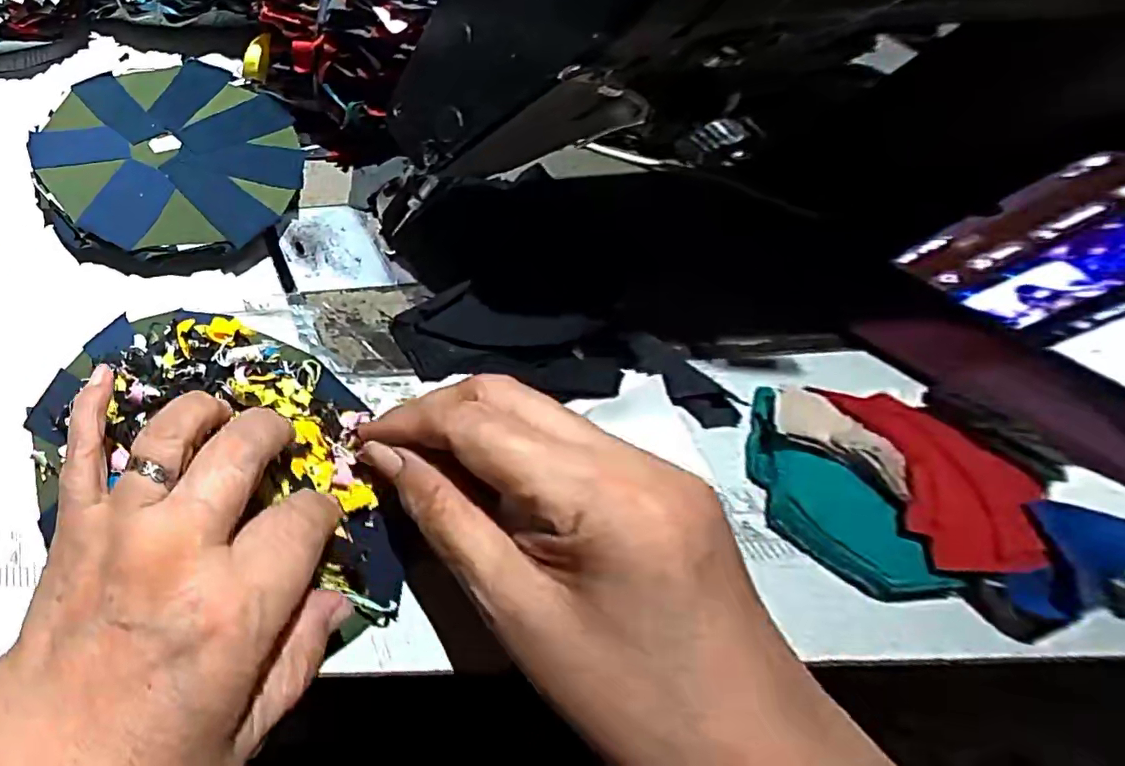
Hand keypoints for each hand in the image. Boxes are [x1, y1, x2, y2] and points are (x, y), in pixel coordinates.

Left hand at [0, 366, 349, 765]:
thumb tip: (334, 599)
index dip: (320, 508)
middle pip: (241, 451)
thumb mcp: (245, 728)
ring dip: (202, 410)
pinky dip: (91, 408)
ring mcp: (121, 524)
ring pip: (170, 433)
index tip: (318, 509)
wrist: (44, 759)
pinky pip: (83, 448)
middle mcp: (179, 548)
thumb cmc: (147, 756)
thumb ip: (297, 656)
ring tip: (220, 412)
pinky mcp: (76, 519)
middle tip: (279, 436)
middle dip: (271, 433)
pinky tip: (104, 376)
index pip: (301, 522)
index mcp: (232, 605)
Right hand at [359, 375, 892, 765]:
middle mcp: (634, 459)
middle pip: (505, 395)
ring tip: (425, 461)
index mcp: (605, 495)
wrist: (762, 758)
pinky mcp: (658, 482)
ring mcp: (653, 466)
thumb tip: (389, 460)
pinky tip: (483, 479)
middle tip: (388, 447)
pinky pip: (562, 438)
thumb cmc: (632, 703)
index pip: (479, 421)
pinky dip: (507, 445)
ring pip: (532, 408)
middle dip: (434, 412)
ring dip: (468, 425)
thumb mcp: (517, 612)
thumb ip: (445, 519)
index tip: (362, 441)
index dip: (409, 422)